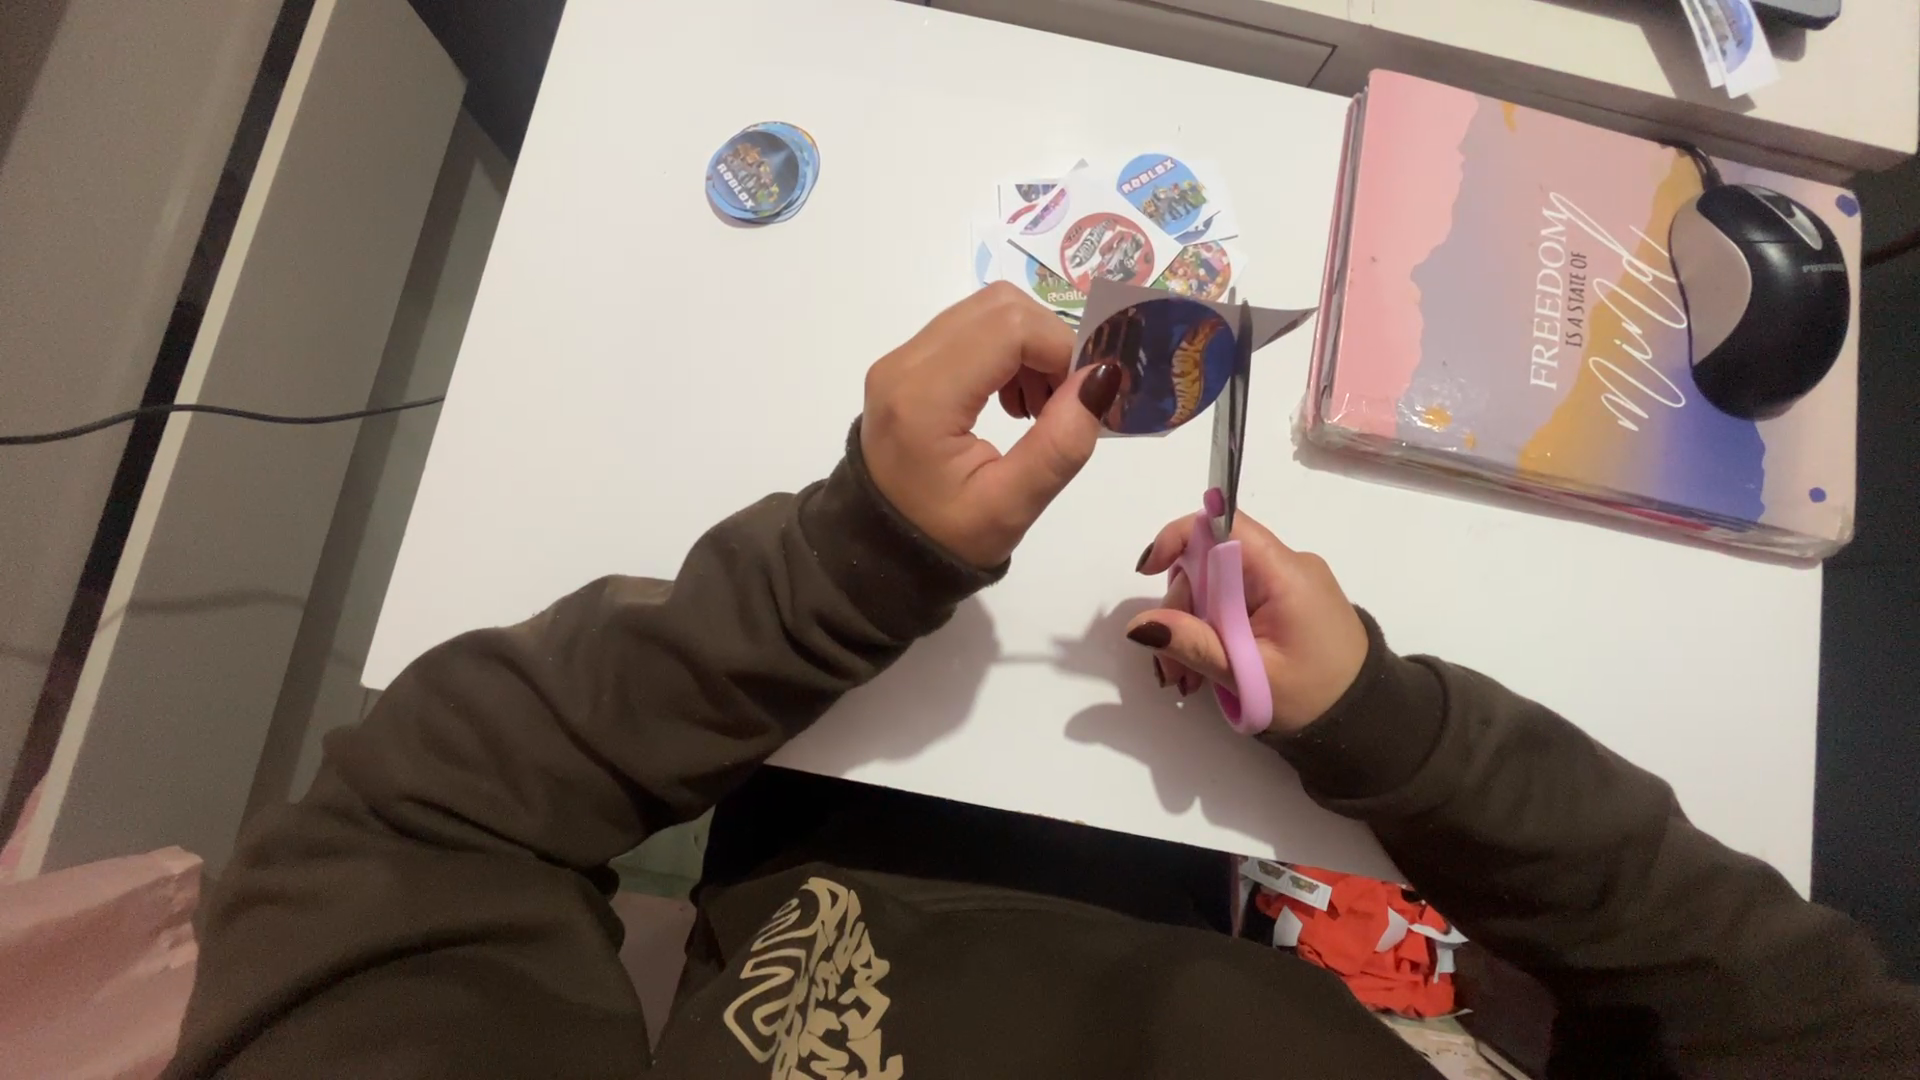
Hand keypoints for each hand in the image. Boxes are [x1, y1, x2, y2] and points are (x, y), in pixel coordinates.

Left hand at [862, 283, 1122, 567]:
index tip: (1083, 396)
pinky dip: (1006, 352)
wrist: (881, 548)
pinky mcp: (906, 366)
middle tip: (1065, 401)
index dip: (1061, 348)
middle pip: (998, 307)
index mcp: (924, 399)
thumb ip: (1059, 444)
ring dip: (1029, 347)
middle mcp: (905, 364)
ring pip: (985, 312)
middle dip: (1048, 343)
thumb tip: (1103, 377)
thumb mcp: (1010, 507)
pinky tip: (1013, 400)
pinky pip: (969, 330)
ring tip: (1040, 408)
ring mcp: (901, 360)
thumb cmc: (945, 539)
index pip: (1009, 327)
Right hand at [1126, 510, 1367, 733]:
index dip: (1180, 537)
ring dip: (1190, 626)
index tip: (1148, 571)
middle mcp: (1285, 566)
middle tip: (1168, 666)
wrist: (1366, 721)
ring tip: (1184, 677)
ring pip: (1214, 586)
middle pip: (1209, 565)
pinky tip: (1202, 667)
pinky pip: (1232, 600)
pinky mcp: (1282, 600)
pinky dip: (1211, 628)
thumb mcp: (1247, 675)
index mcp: (1284, 574)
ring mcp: (1284, 583)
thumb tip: (1139, 625)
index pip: (1225, 525)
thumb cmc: (1315, 698)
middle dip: (1179, 610)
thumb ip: (1193, 645)